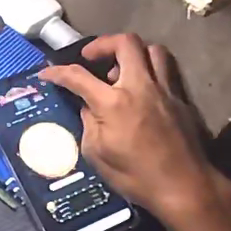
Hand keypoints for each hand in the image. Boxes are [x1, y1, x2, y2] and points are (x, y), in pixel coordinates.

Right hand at [39, 34, 230, 226]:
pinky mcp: (182, 100)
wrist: (184, 187)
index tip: (46, 73)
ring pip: (152, 50)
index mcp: (114, 102)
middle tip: (92, 58)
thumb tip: (89, 108)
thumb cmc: (136, 176)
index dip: (57, 72)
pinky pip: (166, 72)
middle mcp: (140, 87)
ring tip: (121, 70)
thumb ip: (89, 123)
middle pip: (125, 42)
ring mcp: (165, 90)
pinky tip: (142, 92)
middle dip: (103, 44)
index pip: (78, 76)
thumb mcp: (97, 154)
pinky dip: (150, 73)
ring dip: (133, 54)